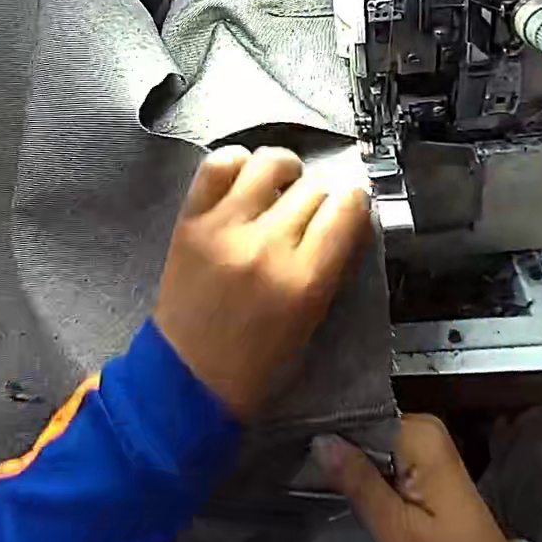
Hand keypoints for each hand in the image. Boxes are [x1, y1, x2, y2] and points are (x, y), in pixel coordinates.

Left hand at [153, 145, 371, 418]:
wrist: (187, 378)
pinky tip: (245, 181)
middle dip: (322, 193)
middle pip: (314, 185)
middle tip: (311, 210)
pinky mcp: (190, 220)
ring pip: (271, 162)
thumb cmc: (261, 358)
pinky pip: (219, 164)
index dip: (354, 201)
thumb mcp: (315, 315)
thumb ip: (334, 261)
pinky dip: (238, 162)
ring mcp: (224, 229)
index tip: (348, 207)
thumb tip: (349, 212)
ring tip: (280, 188)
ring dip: (286, 170)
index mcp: (305, 279)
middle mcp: (266, 247)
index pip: (348, 206)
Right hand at [316, 415, 531, 541]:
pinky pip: (384, 457)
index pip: (363, 417)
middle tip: (304, 470)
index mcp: (423, 436)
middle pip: (366, 427)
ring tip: (316, 477)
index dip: (332, 433)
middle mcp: (427, 430)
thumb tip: (322, 441)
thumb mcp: (397, 535)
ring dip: (348, 462)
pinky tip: (342, 485)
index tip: (300, 450)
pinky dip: (364, 472)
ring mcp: (426, 447)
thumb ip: (360, 483)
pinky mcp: (424, 465)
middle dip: (338, 448)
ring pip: (371, 442)